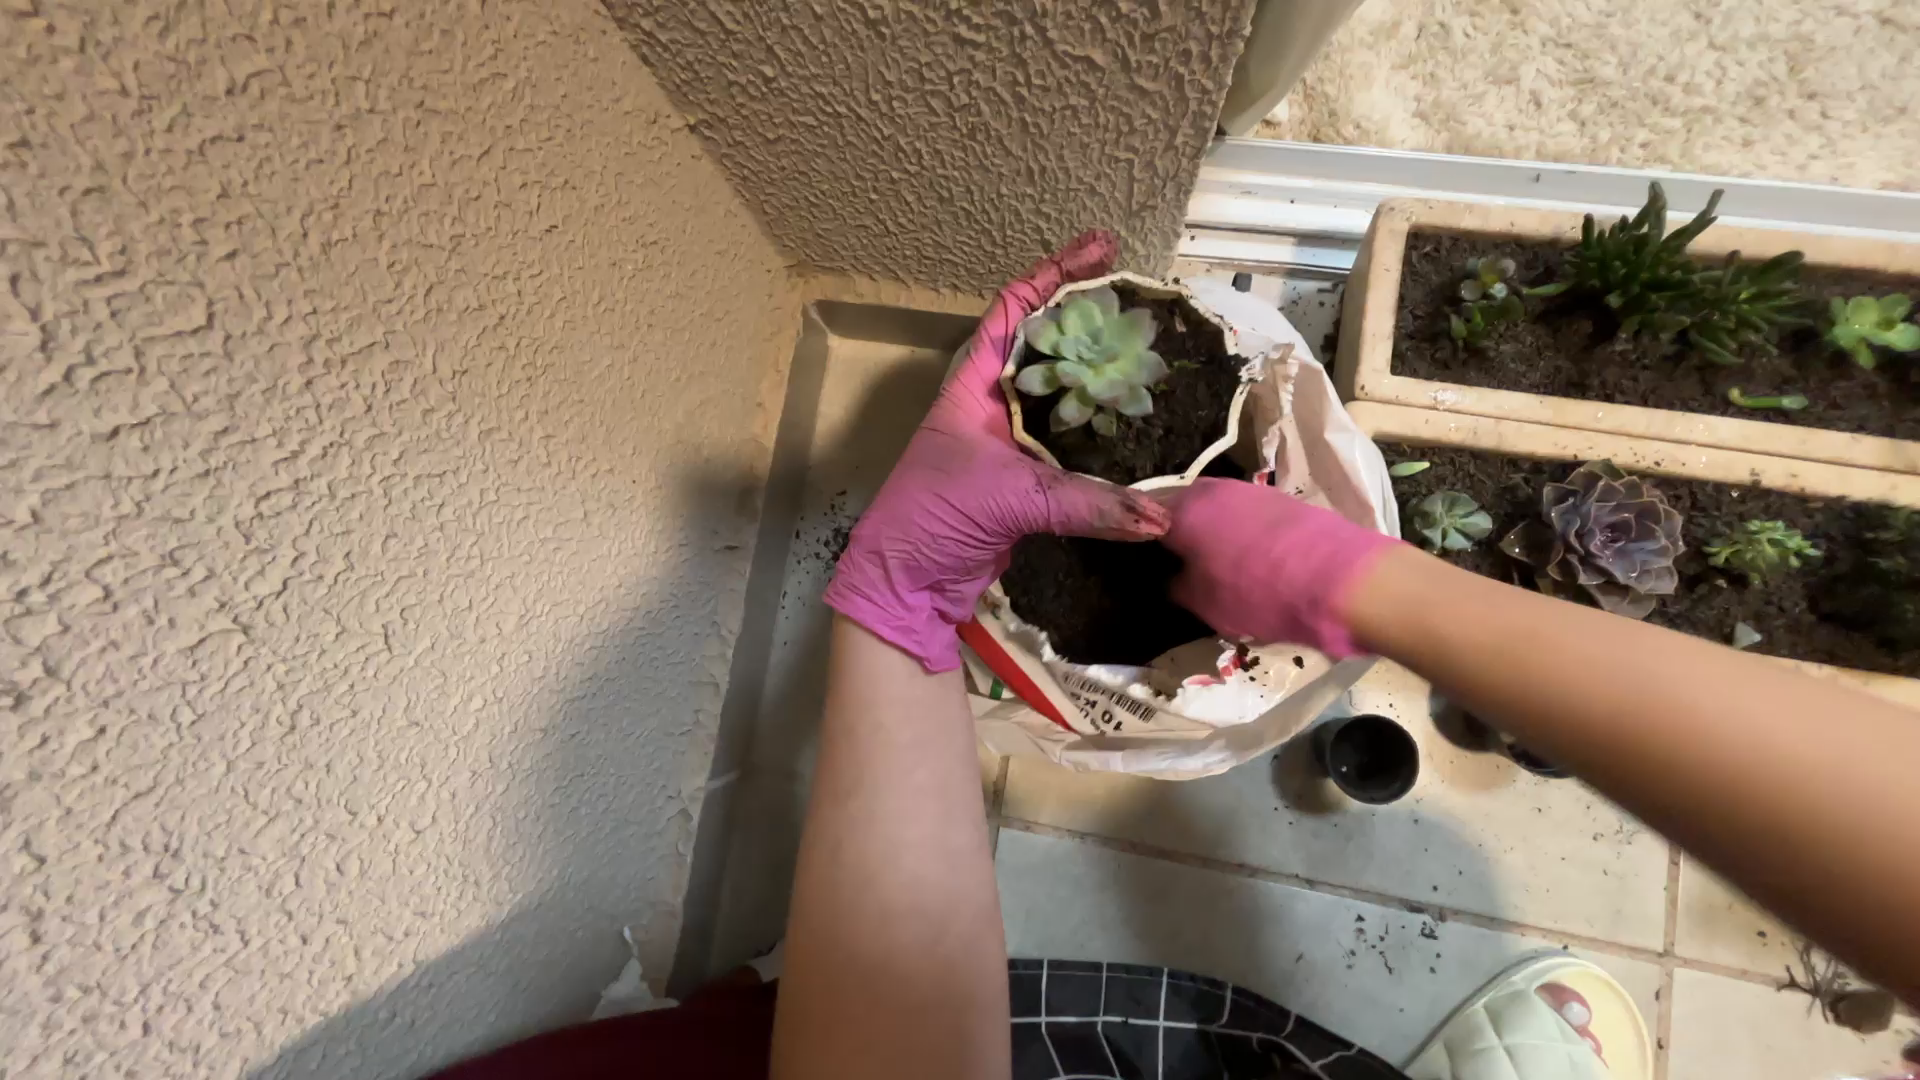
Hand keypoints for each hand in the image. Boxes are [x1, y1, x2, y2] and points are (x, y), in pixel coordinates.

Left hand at [823, 231, 1171, 671]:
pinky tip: (1137, 423)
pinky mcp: (1027, 480)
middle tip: (1145, 307)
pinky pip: (1072, 446)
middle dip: (1092, 323)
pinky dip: (1102, 435)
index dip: (1055, 274)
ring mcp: (1012, 442)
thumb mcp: (1005, 499)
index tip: (1102, 247)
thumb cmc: (933, 518)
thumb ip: (1084, 505)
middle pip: (1049, 347)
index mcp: (973, 385)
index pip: (1014, 311)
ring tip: (1152, 356)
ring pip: (1064, 396)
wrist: (908, 582)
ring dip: (1102, 379)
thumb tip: (1159, 516)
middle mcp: (994, 404)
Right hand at [1156, 478, 1399, 658]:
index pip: (1142, 517)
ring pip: (1213, 510)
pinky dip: (1235, 534)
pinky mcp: (1282, 501)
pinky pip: (1242, 516)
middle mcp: (1212, 489)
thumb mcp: (1204, 603)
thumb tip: (1172, 577)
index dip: (1138, 541)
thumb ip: (1177, 586)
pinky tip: (1245, 560)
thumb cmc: (1259, 592)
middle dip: (1172, 532)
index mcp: (1183, 509)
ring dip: (1206, 532)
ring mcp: (1250, 492)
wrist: (1348, 582)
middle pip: (1178, 508)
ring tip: (1209, 565)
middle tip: (1171, 565)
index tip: (1138, 563)